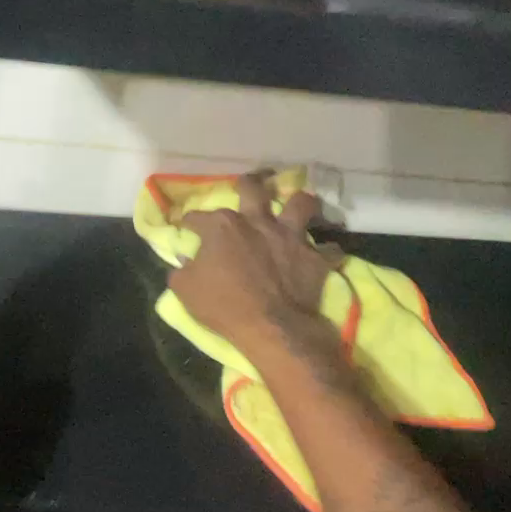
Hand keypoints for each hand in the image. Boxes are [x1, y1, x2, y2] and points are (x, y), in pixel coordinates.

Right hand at [168, 171, 334, 358]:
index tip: (186, 227)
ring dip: (300, 203)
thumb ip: (181, 269)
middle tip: (249, 185)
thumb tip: (182, 261)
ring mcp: (289, 236)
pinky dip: (326, 251)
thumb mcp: (185, 290)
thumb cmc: (223, 306)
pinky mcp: (313, 257)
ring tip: (298, 206)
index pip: (197, 217)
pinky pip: (329, 249)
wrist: (270, 327)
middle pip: (253, 189)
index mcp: (221, 226)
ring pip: (302, 204)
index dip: (189, 222)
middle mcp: (257, 221)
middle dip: (249, 183)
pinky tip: (322, 254)